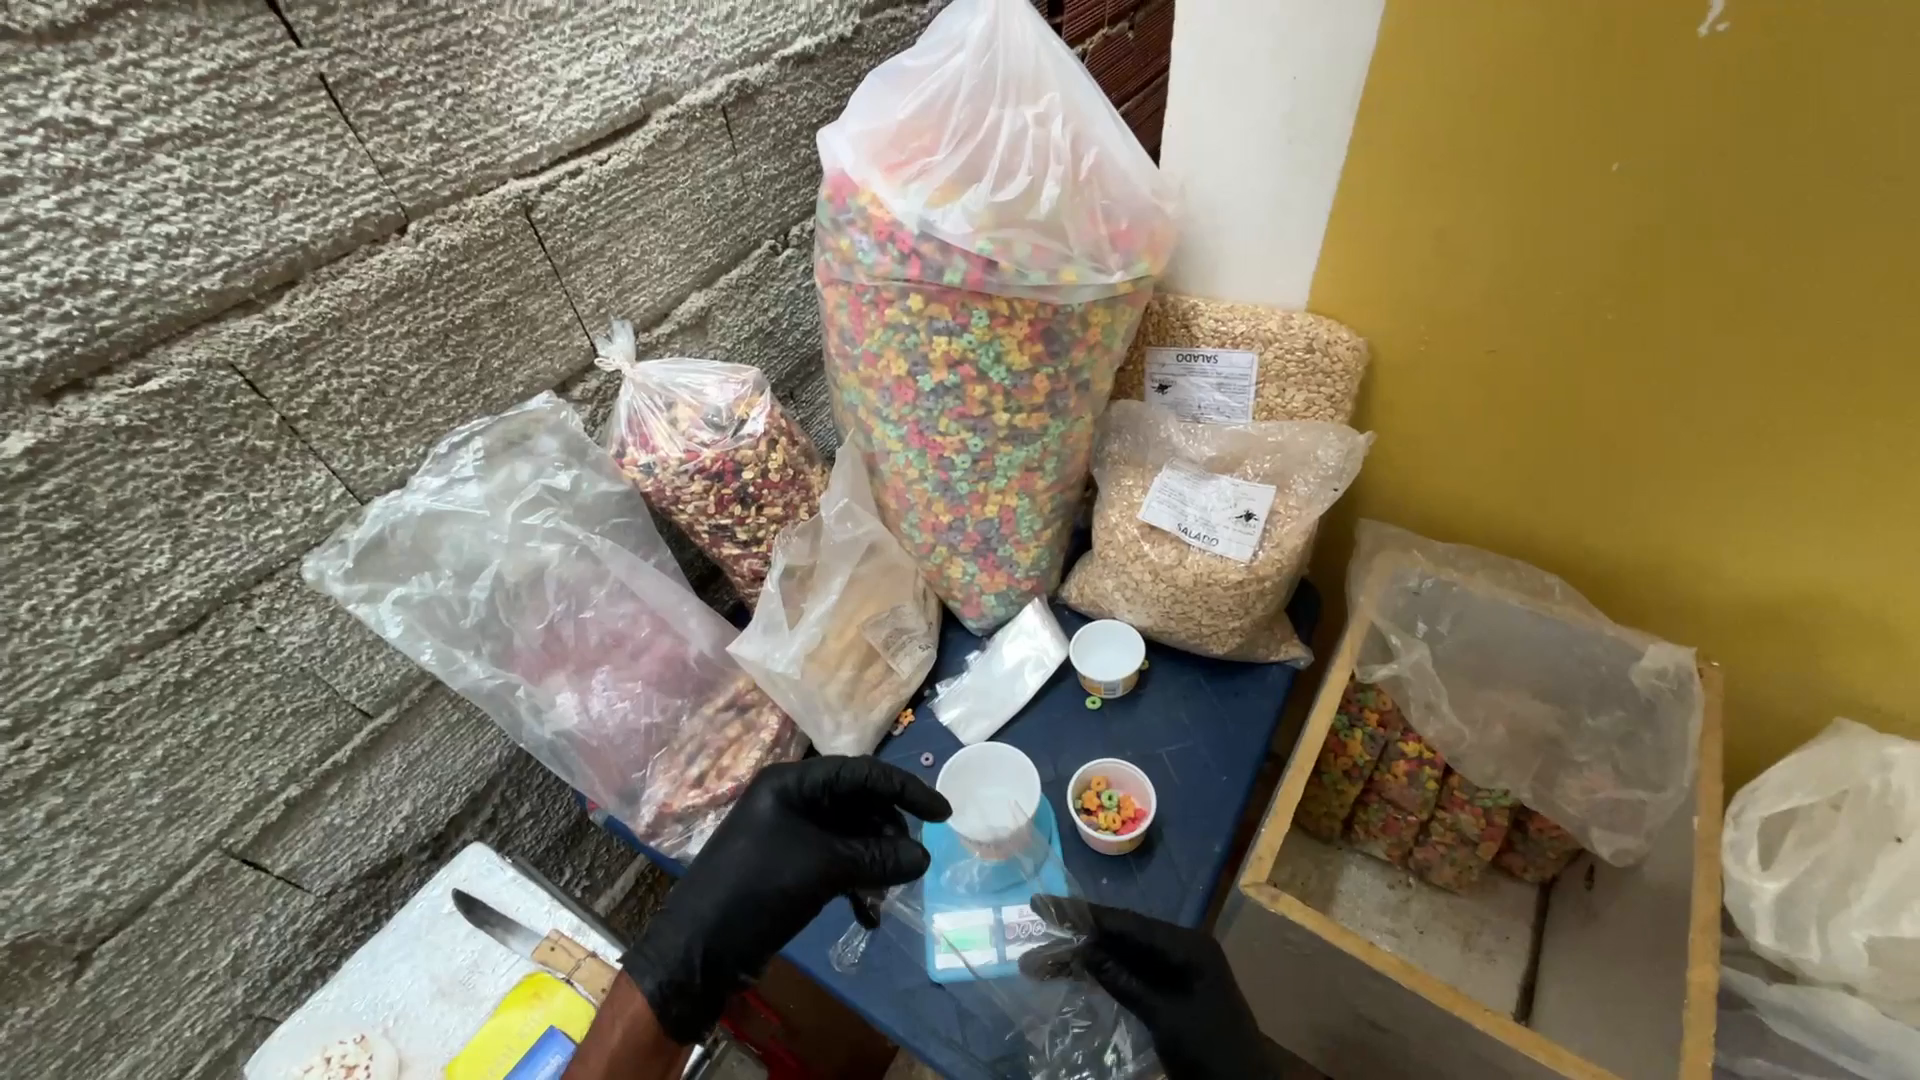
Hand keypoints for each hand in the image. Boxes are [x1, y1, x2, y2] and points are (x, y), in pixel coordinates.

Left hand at [623, 756, 951, 1044]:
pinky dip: (855, 880)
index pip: (862, 773)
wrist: (698, 950)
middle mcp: (792, 798)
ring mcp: (789, 831)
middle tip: (911, 862)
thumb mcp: (825, 869)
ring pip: (850, 834)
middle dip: (888, 832)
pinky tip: (868, 912)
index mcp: (794, 782)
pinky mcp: (789, 863)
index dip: (905, 790)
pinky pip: (835, 860)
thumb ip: (878, 859)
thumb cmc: (758, 889)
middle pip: (858, 803)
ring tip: (887, 891)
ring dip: (874, 861)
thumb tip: (924, 858)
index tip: (943, 814)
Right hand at [1033, 897, 1272, 1078]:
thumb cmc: (1213, 1053)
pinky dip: (1103, 974)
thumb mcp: (1165, 1018)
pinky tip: (1076, 973)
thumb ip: (1124, 981)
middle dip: (1078, 937)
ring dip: (1085, 957)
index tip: (1044, 905)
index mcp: (1188, 945)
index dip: (1084, 914)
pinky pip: (1131, 973)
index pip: (1127, 923)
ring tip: (1042, 961)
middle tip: (1036, 932)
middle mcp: (1182, 948)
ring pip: (1122, 954)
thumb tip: (1082, 949)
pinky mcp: (1172, 991)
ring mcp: (1178, 970)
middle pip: (1121, 935)